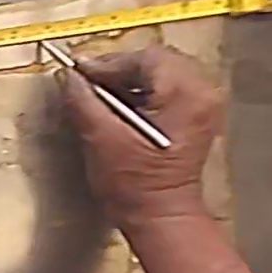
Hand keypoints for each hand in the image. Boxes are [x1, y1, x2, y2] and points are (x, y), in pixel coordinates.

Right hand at [61, 45, 223, 227]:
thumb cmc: (132, 183)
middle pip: (159, 60)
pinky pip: (168, 89)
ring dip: (129, 78)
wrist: (158, 214)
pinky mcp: (194, 117)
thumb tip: (69, 77)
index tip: (76, 72)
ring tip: (99, 93)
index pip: (146, 58)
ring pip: (163, 73)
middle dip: (120, 67)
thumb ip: (84, 102)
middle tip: (86, 81)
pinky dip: (141, 90)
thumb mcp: (100, 140)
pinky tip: (118, 104)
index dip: (107, 62)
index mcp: (185, 95)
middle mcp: (203, 94)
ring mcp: (203, 106)